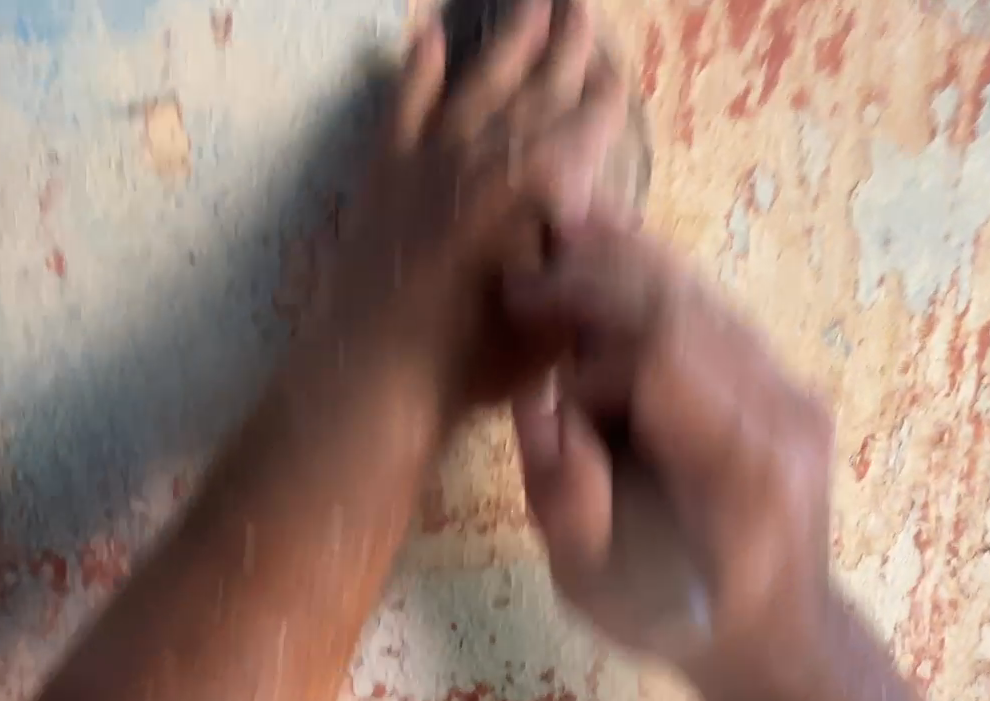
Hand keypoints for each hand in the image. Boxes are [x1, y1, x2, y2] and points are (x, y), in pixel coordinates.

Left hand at [294, 0, 626, 411]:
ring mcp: (431, 159)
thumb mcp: (548, 323)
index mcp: (538, 191)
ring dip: (508, 44)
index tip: (614, 73)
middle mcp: (488, 158)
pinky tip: (429, 37)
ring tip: (533, 5)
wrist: (376, 374)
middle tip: (582, 12)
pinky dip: (418, 69)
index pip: (583, 129)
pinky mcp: (384, 173)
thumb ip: (573, 271)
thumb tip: (583, 233)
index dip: (602, 101)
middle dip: (565, 50)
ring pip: (479, 84)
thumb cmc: (470, 362)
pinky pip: (404, 105)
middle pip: (538, 91)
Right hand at [505, 217, 836, 694]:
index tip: (524, 310)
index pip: (664, 346)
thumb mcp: (595, 590)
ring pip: (703, 298)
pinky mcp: (786, 387)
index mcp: (738, 466)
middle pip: (687, 303)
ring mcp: (793, 393)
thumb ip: (564, 501)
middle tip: (532, 257)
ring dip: (628, 267)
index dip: (586, 315)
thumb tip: (539, 403)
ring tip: (566, 234)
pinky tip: (611, 268)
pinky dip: (654, 292)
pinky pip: (712, 319)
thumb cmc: (674, 618)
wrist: (773, 628)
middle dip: (600, 271)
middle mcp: (781, 412)